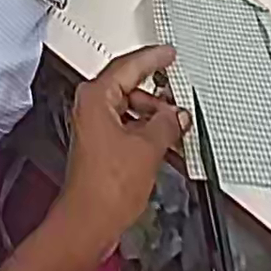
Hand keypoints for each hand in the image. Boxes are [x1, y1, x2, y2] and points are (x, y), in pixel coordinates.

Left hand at [55, 45, 188, 251]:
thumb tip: (177, 114)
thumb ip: (166, 124)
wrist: (91, 218)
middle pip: (129, 86)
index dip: (151, 58)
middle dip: (157, 95)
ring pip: (130, 107)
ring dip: (154, 115)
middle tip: (180, 98)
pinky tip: (166, 139)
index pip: (127, 66)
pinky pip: (128, 124)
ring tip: (178, 125)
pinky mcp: (101, 141)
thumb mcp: (147, 147)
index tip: (167, 52)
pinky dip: (146, 129)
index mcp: (96, 96)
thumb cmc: (106, 185)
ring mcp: (94, 122)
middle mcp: (91, 104)